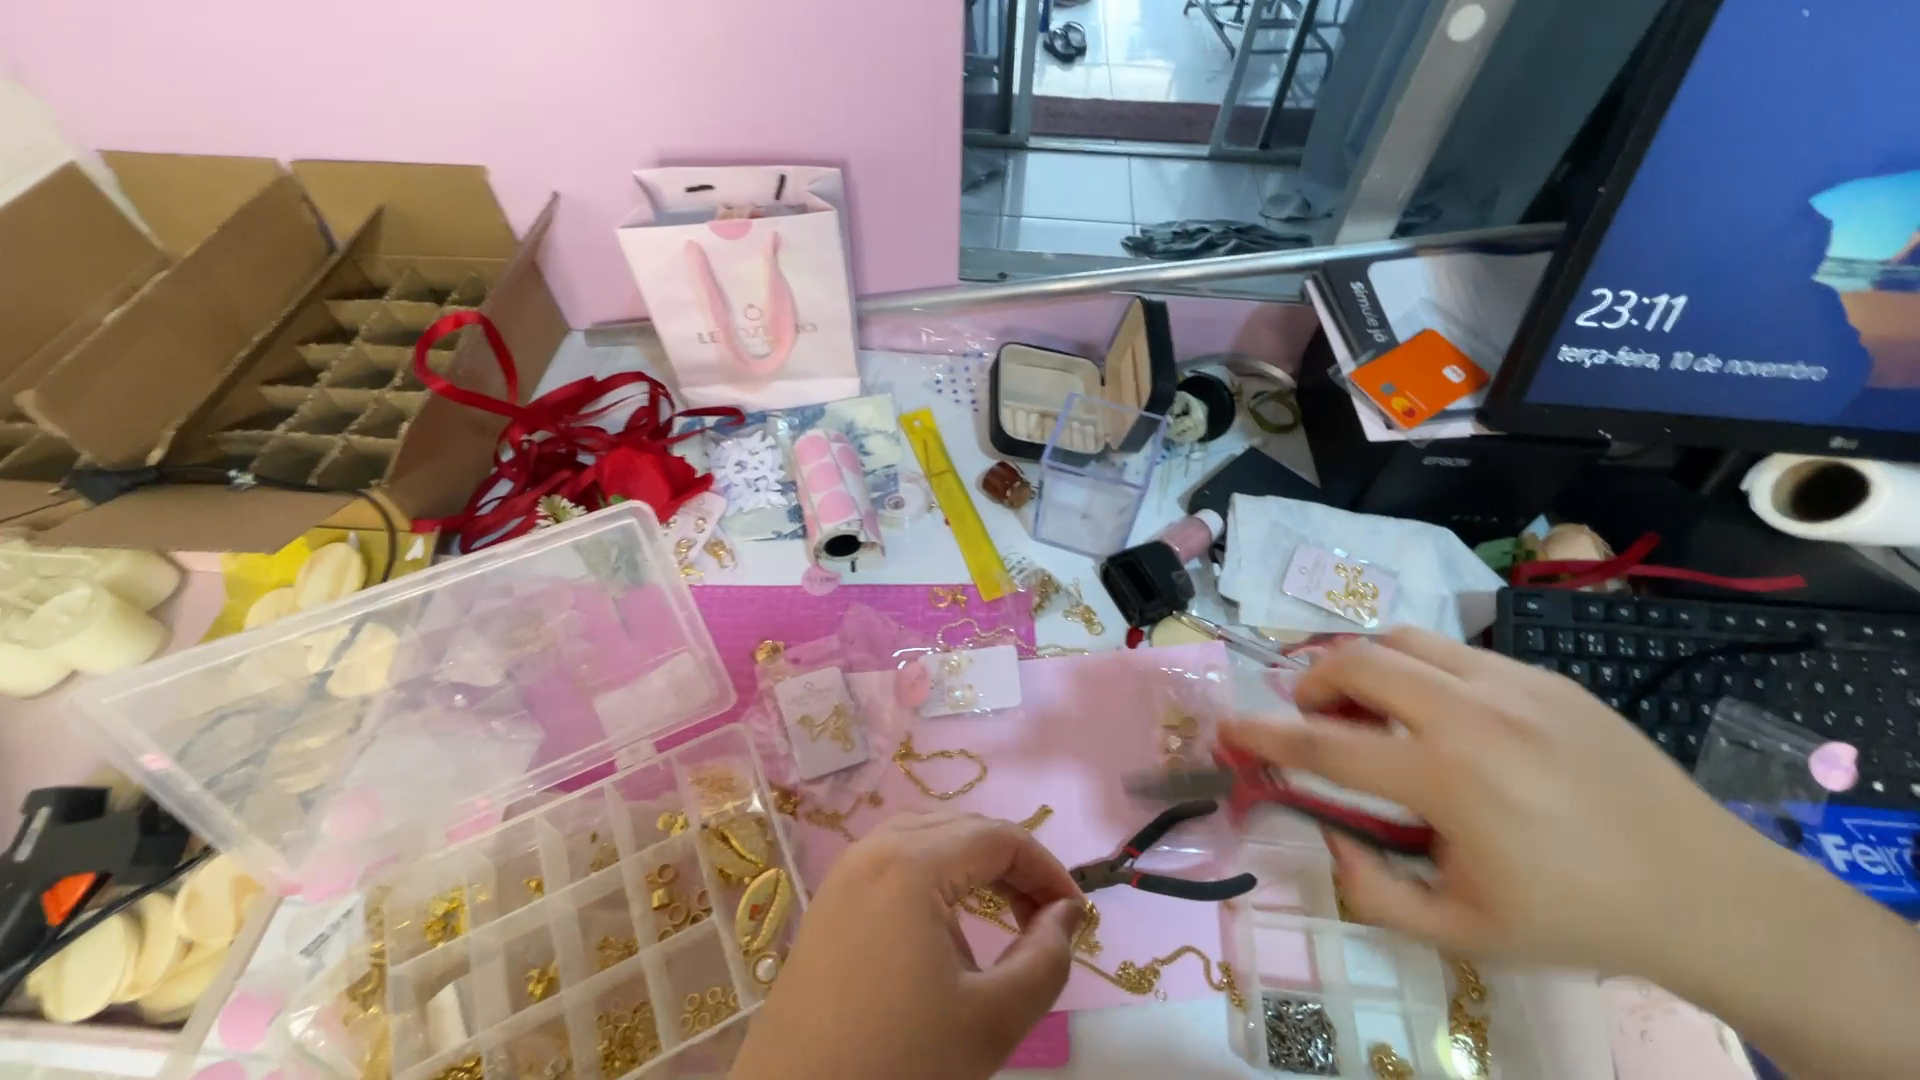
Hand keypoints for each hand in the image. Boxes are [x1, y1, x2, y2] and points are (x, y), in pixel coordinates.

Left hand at [728, 812, 1085, 1079]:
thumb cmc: (901, 1061)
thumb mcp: (992, 1017)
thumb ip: (1047, 958)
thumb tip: (1067, 912)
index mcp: (911, 864)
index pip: (999, 837)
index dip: (1047, 868)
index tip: (1076, 914)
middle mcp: (873, 850)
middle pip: (962, 829)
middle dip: (1012, 864)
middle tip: (1045, 917)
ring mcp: (844, 873)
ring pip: (927, 840)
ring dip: (973, 866)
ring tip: (1004, 915)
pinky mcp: (828, 902)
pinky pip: (894, 864)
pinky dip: (934, 878)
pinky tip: (945, 927)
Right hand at [1222, 627, 1788, 977]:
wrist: (1706, 892)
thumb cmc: (1572, 918)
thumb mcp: (1459, 931)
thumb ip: (1370, 888)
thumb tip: (1324, 832)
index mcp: (1447, 779)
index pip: (1325, 744)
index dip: (1263, 734)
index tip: (1226, 727)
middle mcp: (1473, 714)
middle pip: (1357, 662)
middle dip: (1312, 682)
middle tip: (1310, 714)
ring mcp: (1515, 684)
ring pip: (1404, 639)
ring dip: (1364, 664)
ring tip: (1369, 704)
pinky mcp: (1547, 677)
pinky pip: (1457, 652)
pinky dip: (1421, 670)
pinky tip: (1439, 713)